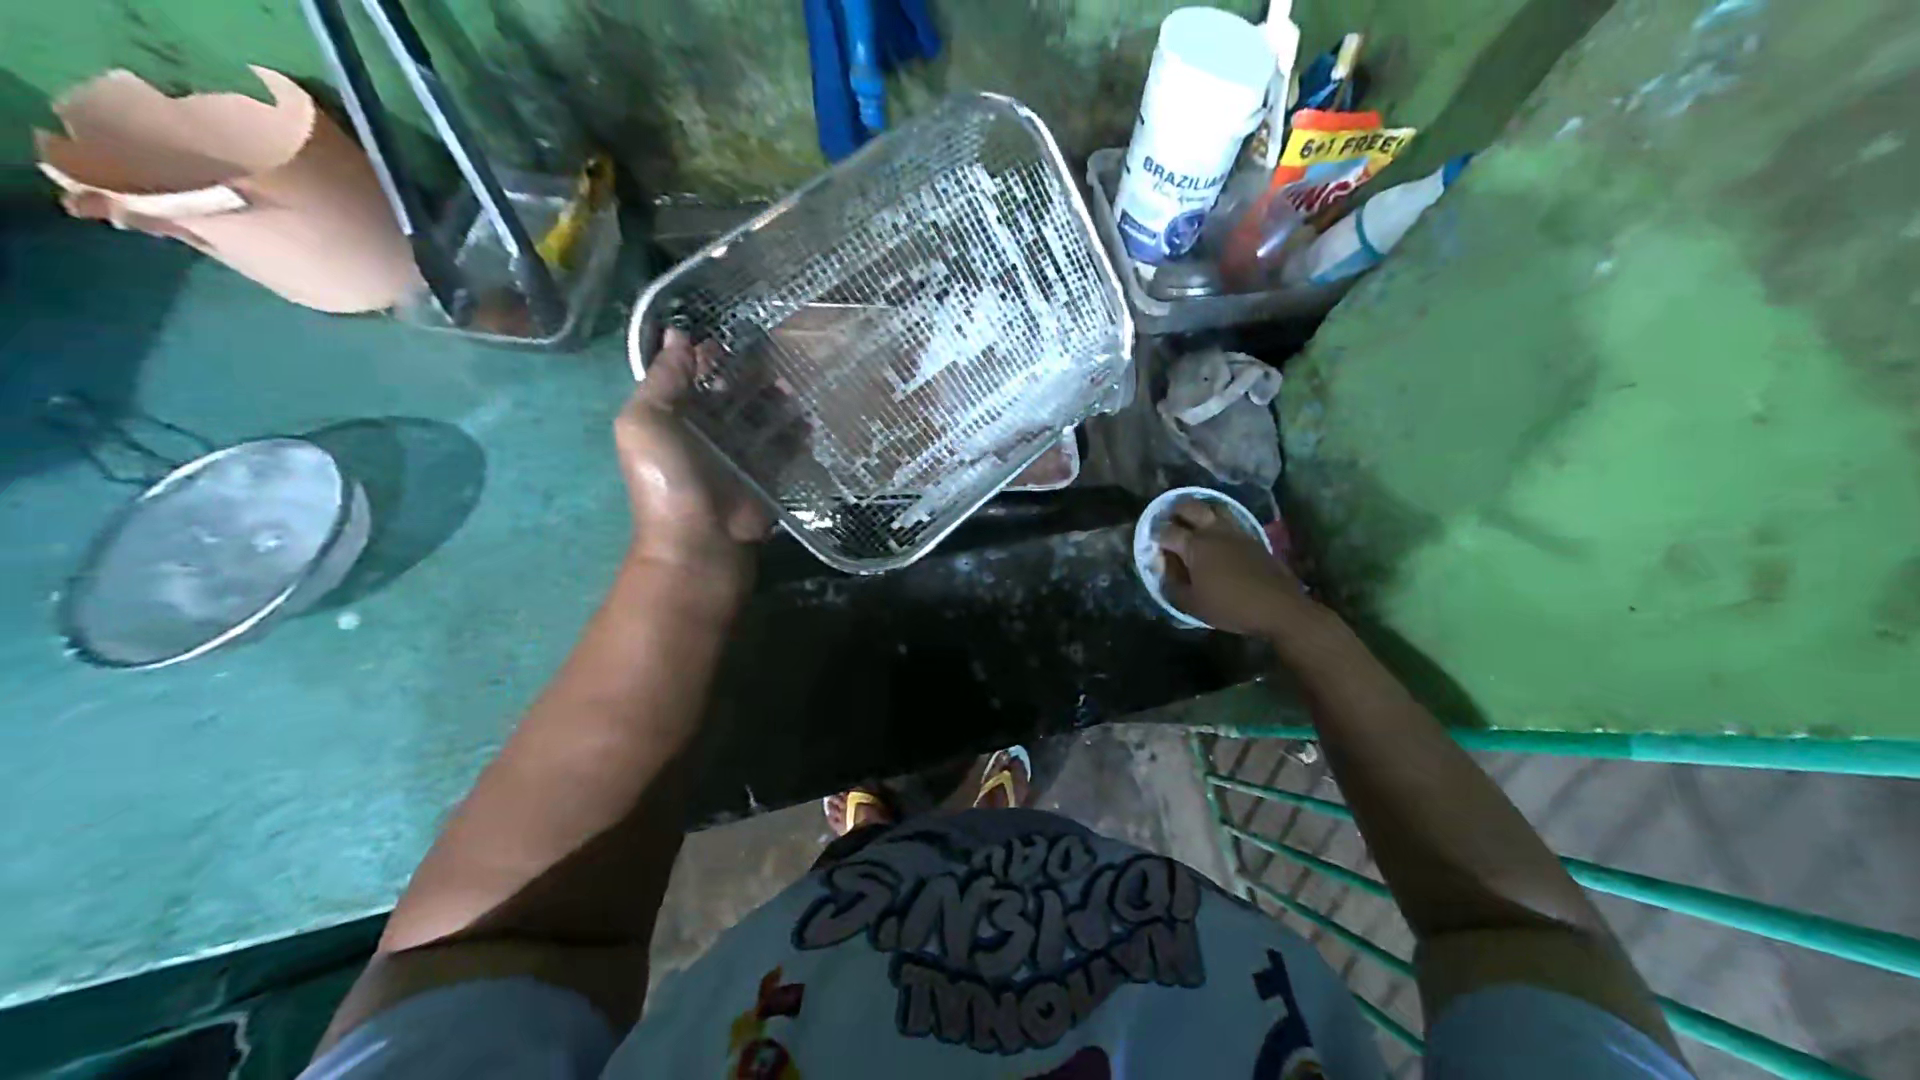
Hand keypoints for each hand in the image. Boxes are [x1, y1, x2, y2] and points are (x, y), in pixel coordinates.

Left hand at [614, 329, 770, 603]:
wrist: (700, 543)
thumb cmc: (668, 480)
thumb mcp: (645, 422)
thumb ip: (662, 379)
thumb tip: (678, 334)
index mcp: (674, 415)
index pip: (692, 374)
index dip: (707, 354)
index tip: (731, 334)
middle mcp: (708, 431)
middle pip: (732, 392)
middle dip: (749, 372)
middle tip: (772, 355)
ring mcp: (741, 453)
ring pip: (762, 414)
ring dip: (776, 397)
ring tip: (792, 383)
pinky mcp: (768, 473)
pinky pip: (786, 444)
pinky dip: (797, 430)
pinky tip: (807, 415)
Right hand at [1157, 500, 1319, 637]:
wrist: (1278, 607)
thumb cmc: (1230, 607)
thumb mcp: (1191, 604)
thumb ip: (1171, 584)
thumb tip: (1163, 569)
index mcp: (1194, 546)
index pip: (1166, 531)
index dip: (1155, 536)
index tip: (1152, 544)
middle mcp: (1213, 530)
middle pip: (1190, 507)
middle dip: (1175, 511)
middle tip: (1170, 521)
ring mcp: (1235, 531)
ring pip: (1214, 507)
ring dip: (1200, 510)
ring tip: (1194, 521)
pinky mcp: (1251, 537)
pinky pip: (1231, 519)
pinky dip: (1219, 520)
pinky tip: (1218, 534)